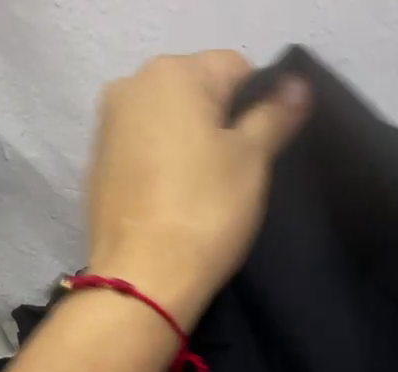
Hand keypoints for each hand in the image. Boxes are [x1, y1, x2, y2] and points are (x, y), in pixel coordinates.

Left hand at [84, 51, 309, 328]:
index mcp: (174, 74)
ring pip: (170, 122)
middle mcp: (133, 84)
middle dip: (223, 124)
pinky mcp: (100, 163)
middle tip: (241, 175)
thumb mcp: (252, 161)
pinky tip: (179, 203)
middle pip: (198, 92)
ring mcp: (109, 124)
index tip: (265, 150)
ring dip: (194, 146)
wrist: (145, 277)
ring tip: (209, 193)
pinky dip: (166, 167)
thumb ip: (274, 116)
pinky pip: (146, 151)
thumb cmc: (206, 212)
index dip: (260, 106)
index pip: (236, 68)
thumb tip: (298, 83)